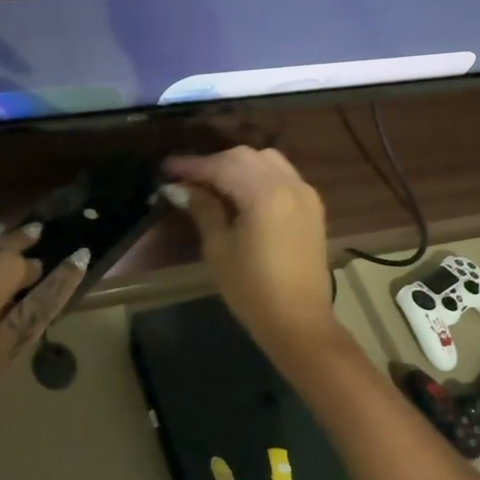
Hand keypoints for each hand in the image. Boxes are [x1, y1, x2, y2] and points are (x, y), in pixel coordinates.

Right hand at [163, 147, 339, 356]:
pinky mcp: (312, 207)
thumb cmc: (252, 289)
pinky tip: (242, 191)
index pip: (221, 166)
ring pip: (266, 160)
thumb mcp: (218, 248)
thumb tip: (186, 187)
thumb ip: (203, 209)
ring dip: (238, 165)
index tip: (167, 168)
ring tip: (214, 182)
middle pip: (245, 156)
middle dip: (215, 162)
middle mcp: (289, 184)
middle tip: (188, 178)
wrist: (300, 323)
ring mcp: (305, 194)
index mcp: (264, 194)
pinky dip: (259, 174)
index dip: (192, 165)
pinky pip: (282, 175)